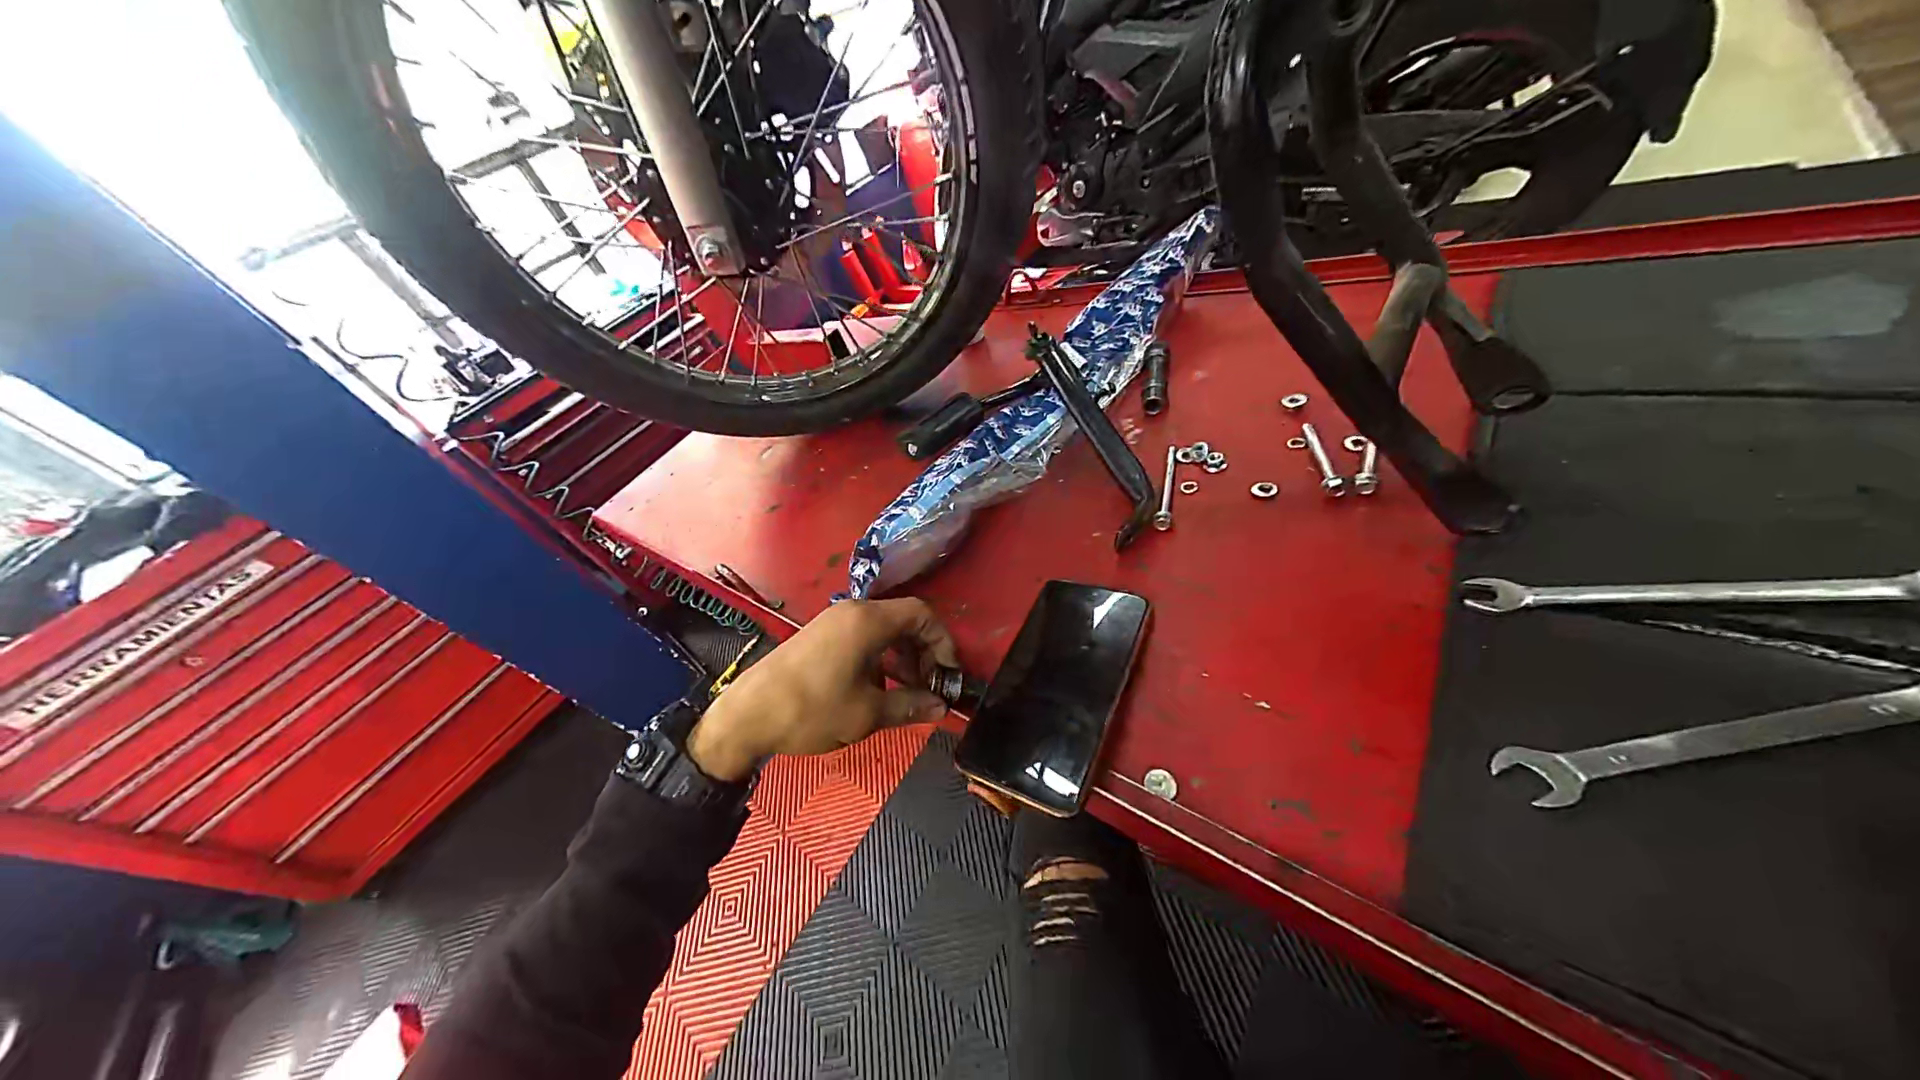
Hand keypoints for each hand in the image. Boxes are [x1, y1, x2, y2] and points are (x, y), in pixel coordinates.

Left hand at [685, 598, 960, 780]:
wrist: (746, 717)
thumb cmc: (811, 710)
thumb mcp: (867, 713)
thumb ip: (911, 706)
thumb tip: (941, 707)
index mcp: (867, 621)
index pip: (922, 614)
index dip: (943, 643)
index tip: (947, 676)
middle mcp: (852, 612)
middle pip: (904, 620)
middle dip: (924, 653)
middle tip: (929, 688)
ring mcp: (832, 622)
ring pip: (883, 631)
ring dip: (902, 659)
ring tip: (906, 694)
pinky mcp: (819, 637)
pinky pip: (862, 639)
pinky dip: (879, 659)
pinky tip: (876, 691)